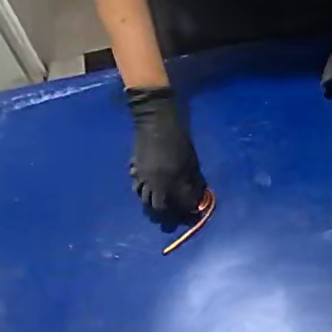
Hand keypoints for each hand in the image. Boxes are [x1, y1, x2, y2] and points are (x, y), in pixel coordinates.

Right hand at [125, 86, 208, 229]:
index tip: (192, 211)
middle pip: (157, 208)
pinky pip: (136, 185)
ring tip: (159, 201)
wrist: (155, 117)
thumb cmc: (179, 136)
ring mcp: (141, 177)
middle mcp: (154, 184)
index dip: (187, 210)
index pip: (179, 204)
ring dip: (152, 203)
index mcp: (171, 181)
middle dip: (166, 214)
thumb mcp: (191, 159)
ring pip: (143, 199)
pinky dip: (142, 189)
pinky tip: (148, 186)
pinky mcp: (134, 169)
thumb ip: (193, 180)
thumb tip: (196, 196)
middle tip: (173, 213)